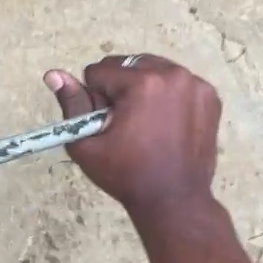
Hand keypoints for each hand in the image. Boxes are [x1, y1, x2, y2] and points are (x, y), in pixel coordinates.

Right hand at [44, 54, 221, 215]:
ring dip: (139, 87)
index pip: (98, 71)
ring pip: (150, 68)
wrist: (174, 199)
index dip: (94, 98)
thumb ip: (72, 104)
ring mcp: (196, 84)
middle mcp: (173, 75)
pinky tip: (162, 121)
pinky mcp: (209, 95)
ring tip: (142, 122)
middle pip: (126, 64)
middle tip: (122, 122)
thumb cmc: (125, 173)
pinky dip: (163, 93)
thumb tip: (53, 74)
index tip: (105, 123)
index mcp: (143, 83)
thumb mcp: (86, 142)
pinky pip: (174, 80)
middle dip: (117, 87)